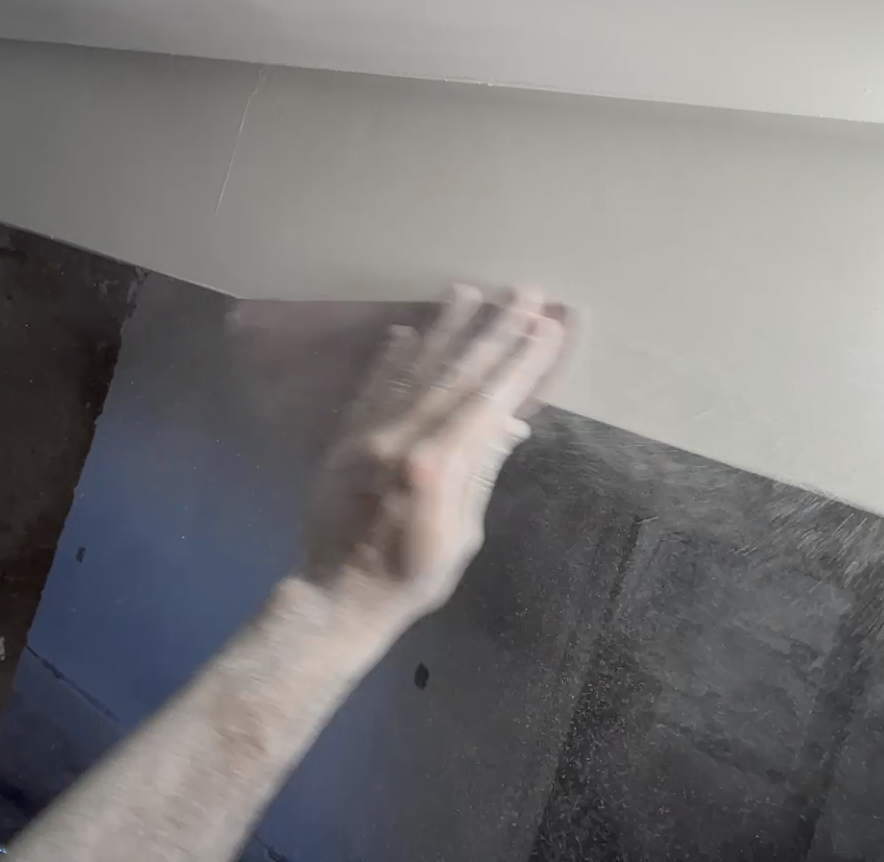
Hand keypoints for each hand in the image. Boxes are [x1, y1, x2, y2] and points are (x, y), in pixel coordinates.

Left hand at [300, 285, 568, 629]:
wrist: (336, 594)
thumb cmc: (410, 578)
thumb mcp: (462, 535)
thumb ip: (480, 473)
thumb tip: (507, 423)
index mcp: (437, 468)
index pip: (489, 401)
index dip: (521, 362)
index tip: (547, 327)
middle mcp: (402, 438)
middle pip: (456, 373)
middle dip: (494, 330)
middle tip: (522, 293)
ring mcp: (369, 432)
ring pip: (415, 368)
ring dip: (445, 328)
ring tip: (467, 291)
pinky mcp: (346, 435)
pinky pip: (373, 385)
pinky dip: (390, 356)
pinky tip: (405, 331)